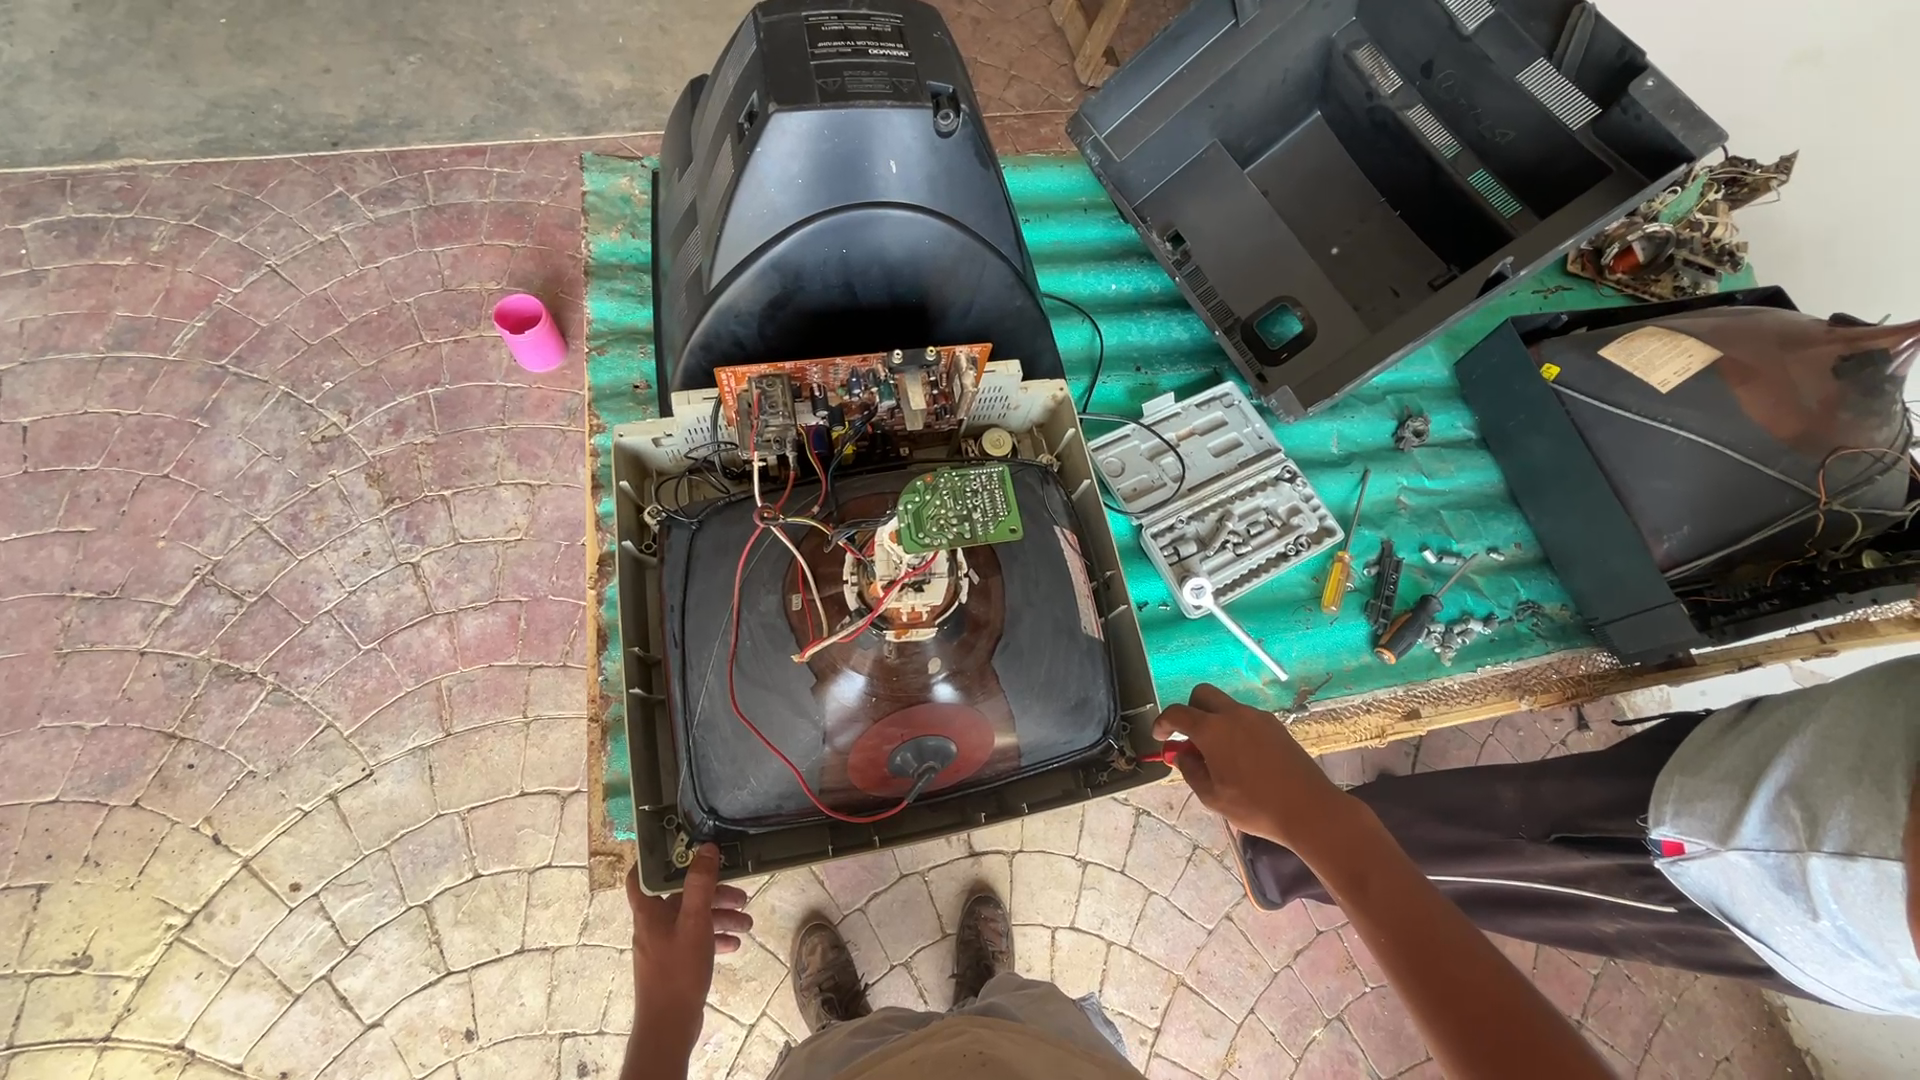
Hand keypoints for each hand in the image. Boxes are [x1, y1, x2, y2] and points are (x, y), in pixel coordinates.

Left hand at [626, 845, 752, 1056]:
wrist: (669, 1026)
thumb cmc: (678, 970)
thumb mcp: (695, 922)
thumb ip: (701, 884)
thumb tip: (706, 848)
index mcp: (650, 911)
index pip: (642, 876)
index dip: (656, 859)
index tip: (683, 847)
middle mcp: (654, 925)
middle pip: (682, 897)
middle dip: (712, 892)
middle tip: (741, 894)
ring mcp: (664, 946)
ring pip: (693, 919)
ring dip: (720, 916)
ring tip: (747, 921)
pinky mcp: (674, 964)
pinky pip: (696, 941)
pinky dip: (715, 938)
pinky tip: (735, 943)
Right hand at [1152, 683, 1351, 847]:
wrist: (1310, 810)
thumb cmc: (1255, 806)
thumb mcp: (1212, 796)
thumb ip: (1190, 771)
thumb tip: (1181, 755)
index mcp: (1212, 729)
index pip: (1177, 713)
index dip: (1162, 723)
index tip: (1159, 737)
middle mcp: (1234, 715)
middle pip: (1202, 694)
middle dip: (1189, 710)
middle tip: (1189, 738)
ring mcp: (1258, 718)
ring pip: (1226, 706)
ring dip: (1214, 721)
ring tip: (1218, 755)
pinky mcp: (1276, 727)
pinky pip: (1246, 718)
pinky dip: (1235, 729)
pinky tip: (1241, 758)